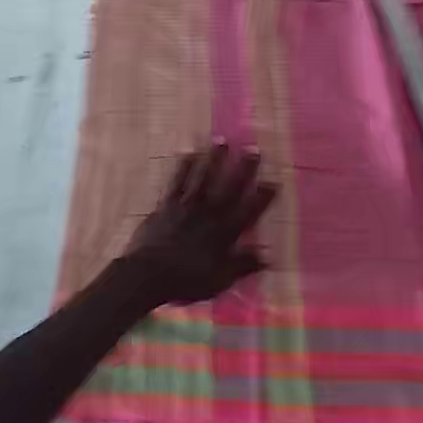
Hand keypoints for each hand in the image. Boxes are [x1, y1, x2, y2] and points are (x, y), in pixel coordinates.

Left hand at [121, 141, 277, 305]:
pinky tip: (190, 152)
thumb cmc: (185, 281)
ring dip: (214, 159)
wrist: (148, 274)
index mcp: (224, 234)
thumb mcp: (219, 280)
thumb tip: (268, 256)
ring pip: (204, 178)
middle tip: (254, 149)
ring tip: (222, 141)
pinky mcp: (167, 204)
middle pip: (229, 188)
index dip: (262, 197)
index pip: (249, 212)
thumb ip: (242, 266)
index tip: (274, 180)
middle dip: (243, 168)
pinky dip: (184, 166)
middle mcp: (208, 214)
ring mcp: (187, 206)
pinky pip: (178, 181)